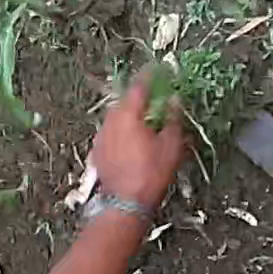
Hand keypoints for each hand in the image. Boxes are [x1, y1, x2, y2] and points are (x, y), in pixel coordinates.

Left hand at [92, 71, 185, 210]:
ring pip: (116, 117)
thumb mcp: (171, 146)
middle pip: (125, 101)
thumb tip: (175, 101)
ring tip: (144, 120)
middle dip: (140, 96)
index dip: (150, 75)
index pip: (139, 86)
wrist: (124, 204)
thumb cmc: (150, 175)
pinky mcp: (97, 152)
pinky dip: (122, 131)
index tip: (159, 69)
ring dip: (130, 114)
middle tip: (154, 96)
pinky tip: (132, 140)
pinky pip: (111, 133)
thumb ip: (173, 119)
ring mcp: (101, 137)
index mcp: (128, 115)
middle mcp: (110, 121)